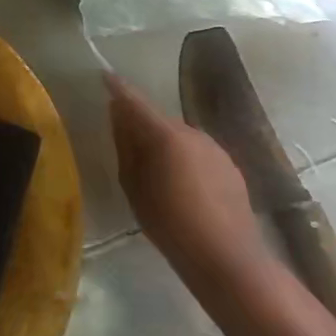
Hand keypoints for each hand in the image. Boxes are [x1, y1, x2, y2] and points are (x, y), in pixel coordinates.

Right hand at [106, 73, 267, 280]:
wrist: (228, 259)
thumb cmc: (170, 223)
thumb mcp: (134, 186)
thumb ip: (125, 145)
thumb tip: (119, 116)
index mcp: (166, 134)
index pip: (135, 101)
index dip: (118, 88)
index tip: (104, 75)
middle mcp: (193, 132)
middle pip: (158, 120)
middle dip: (141, 124)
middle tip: (124, 141)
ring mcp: (216, 149)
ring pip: (179, 137)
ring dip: (164, 144)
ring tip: (153, 170)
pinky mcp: (230, 167)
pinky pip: (196, 153)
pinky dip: (183, 159)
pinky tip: (180, 185)